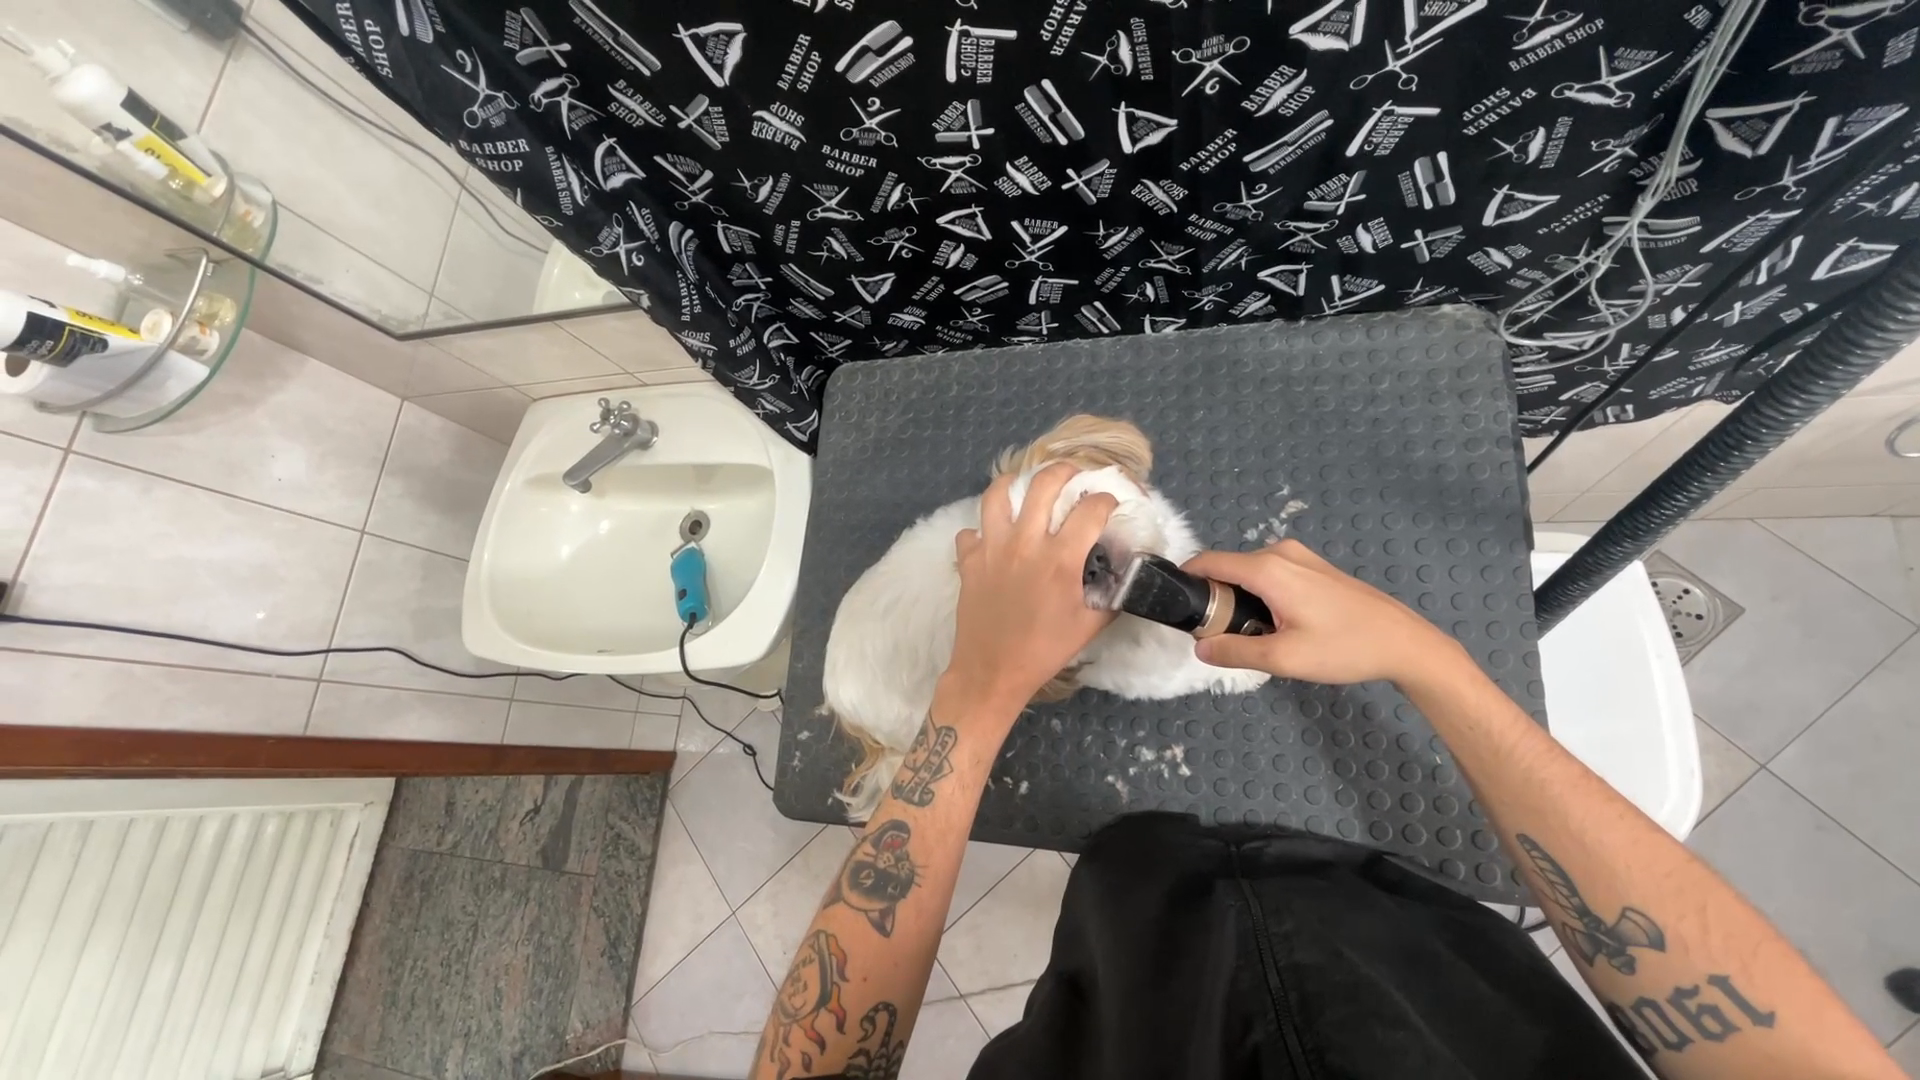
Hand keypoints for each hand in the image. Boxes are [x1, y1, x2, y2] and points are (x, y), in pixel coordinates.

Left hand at [946, 463, 1117, 713]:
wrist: (992, 671)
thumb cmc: (1044, 650)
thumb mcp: (1090, 626)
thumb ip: (1112, 595)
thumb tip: (1125, 575)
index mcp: (1060, 558)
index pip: (1090, 509)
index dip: (1105, 500)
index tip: (1109, 504)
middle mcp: (1025, 543)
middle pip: (1044, 484)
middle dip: (1064, 471)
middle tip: (1072, 476)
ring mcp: (992, 548)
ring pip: (997, 495)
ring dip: (1014, 483)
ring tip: (1023, 485)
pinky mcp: (968, 560)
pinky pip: (970, 531)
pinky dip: (981, 530)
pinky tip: (991, 537)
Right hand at [1183, 540, 1468, 687]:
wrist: (1405, 643)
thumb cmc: (1344, 648)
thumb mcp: (1283, 659)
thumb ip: (1235, 652)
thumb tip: (1200, 648)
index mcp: (1268, 569)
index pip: (1208, 562)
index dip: (1186, 581)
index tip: (1177, 608)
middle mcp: (1280, 553)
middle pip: (1227, 568)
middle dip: (1215, 597)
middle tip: (1218, 636)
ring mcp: (1300, 557)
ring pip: (1249, 573)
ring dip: (1240, 599)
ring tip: (1251, 635)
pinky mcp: (1313, 566)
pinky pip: (1270, 575)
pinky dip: (1260, 595)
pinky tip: (1277, 625)